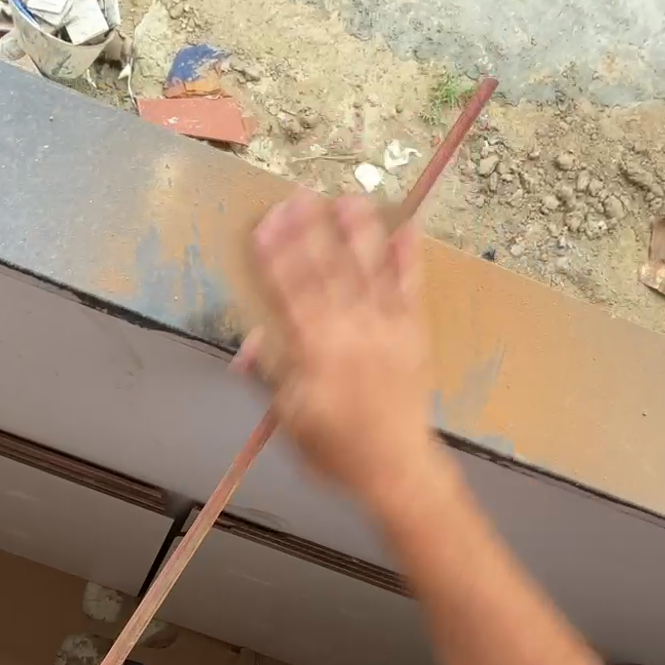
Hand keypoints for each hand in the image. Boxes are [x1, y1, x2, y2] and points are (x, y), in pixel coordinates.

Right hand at [247, 192, 443, 509]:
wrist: (395, 470)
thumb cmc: (335, 451)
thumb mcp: (289, 421)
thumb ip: (272, 375)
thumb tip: (250, 340)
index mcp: (314, 353)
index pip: (289, 294)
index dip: (274, 257)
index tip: (264, 224)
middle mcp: (350, 333)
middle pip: (325, 273)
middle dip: (309, 233)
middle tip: (297, 195)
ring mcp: (386, 330)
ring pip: (369, 273)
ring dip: (358, 234)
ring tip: (349, 199)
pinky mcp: (414, 335)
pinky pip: (412, 291)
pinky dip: (409, 260)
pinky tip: (407, 229)